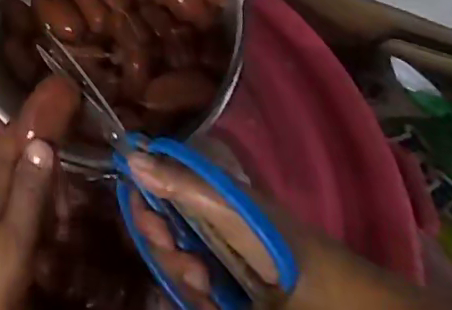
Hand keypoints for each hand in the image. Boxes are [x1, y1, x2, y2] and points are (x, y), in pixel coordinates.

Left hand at [0, 110, 57, 309]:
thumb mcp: (14, 237)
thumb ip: (29, 191)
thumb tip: (44, 140)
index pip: (19, 128)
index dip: (41, 105)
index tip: (65, 84)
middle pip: (13, 135)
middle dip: (36, 113)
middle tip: (63, 94)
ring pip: (8, 150)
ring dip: (27, 130)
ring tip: (48, 112)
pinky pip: (4, 171)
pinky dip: (16, 155)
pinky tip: (19, 152)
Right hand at [125, 152, 280, 308]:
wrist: (320, 295)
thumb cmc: (272, 240)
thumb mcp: (225, 205)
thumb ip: (179, 183)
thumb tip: (131, 157)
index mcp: (200, 191)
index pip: (153, 188)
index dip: (143, 205)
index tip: (150, 220)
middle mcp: (198, 221)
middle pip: (157, 232)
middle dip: (164, 250)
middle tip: (192, 265)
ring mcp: (206, 258)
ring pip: (168, 265)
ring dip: (181, 278)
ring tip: (209, 288)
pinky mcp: (213, 292)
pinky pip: (184, 293)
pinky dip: (192, 299)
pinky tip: (210, 302)